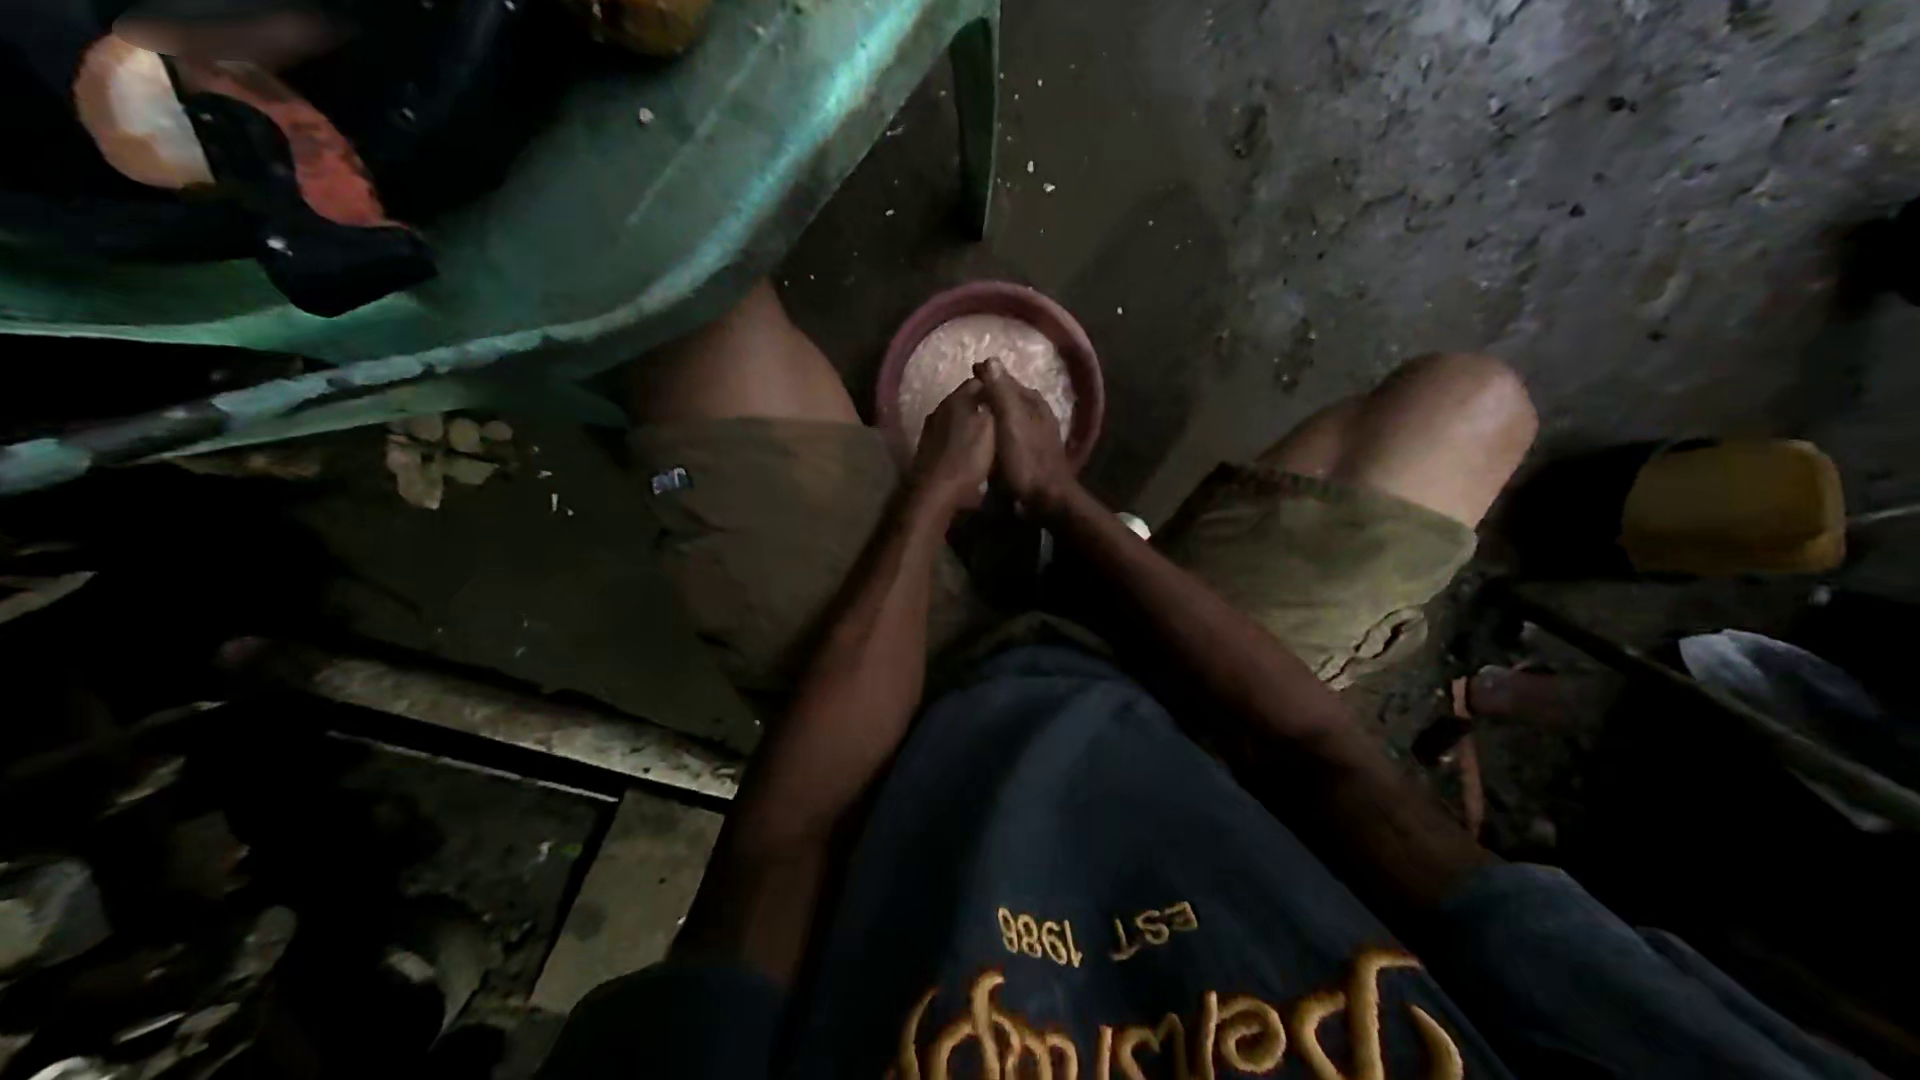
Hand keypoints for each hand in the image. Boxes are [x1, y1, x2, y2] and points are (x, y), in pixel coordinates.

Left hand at [909, 378, 995, 516]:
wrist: (935, 492)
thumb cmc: (967, 458)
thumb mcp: (990, 428)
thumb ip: (993, 405)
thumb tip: (996, 390)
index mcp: (956, 400)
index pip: (978, 381)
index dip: (995, 389)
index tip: (1009, 401)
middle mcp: (940, 409)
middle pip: (966, 399)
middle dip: (983, 406)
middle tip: (1002, 420)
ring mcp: (931, 428)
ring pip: (956, 417)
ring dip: (971, 423)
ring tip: (989, 437)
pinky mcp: (927, 447)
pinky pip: (949, 434)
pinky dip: (961, 437)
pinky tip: (970, 450)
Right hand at [974, 358, 1074, 519]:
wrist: (1046, 499)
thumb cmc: (1026, 460)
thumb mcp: (1011, 422)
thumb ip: (1002, 392)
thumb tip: (991, 360)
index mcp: (1034, 404)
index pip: (1008, 381)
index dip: (989, 375)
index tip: (970, 371)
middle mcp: (1038, 415)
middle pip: (1011, 398)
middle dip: (992, 393)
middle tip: (969, 394)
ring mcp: (1037, 436)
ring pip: (1012, 417)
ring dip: (996, 413)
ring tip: (975, 415)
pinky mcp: (1033, 454)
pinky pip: (1012, 435)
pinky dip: (1000, 431)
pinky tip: (988, 439)